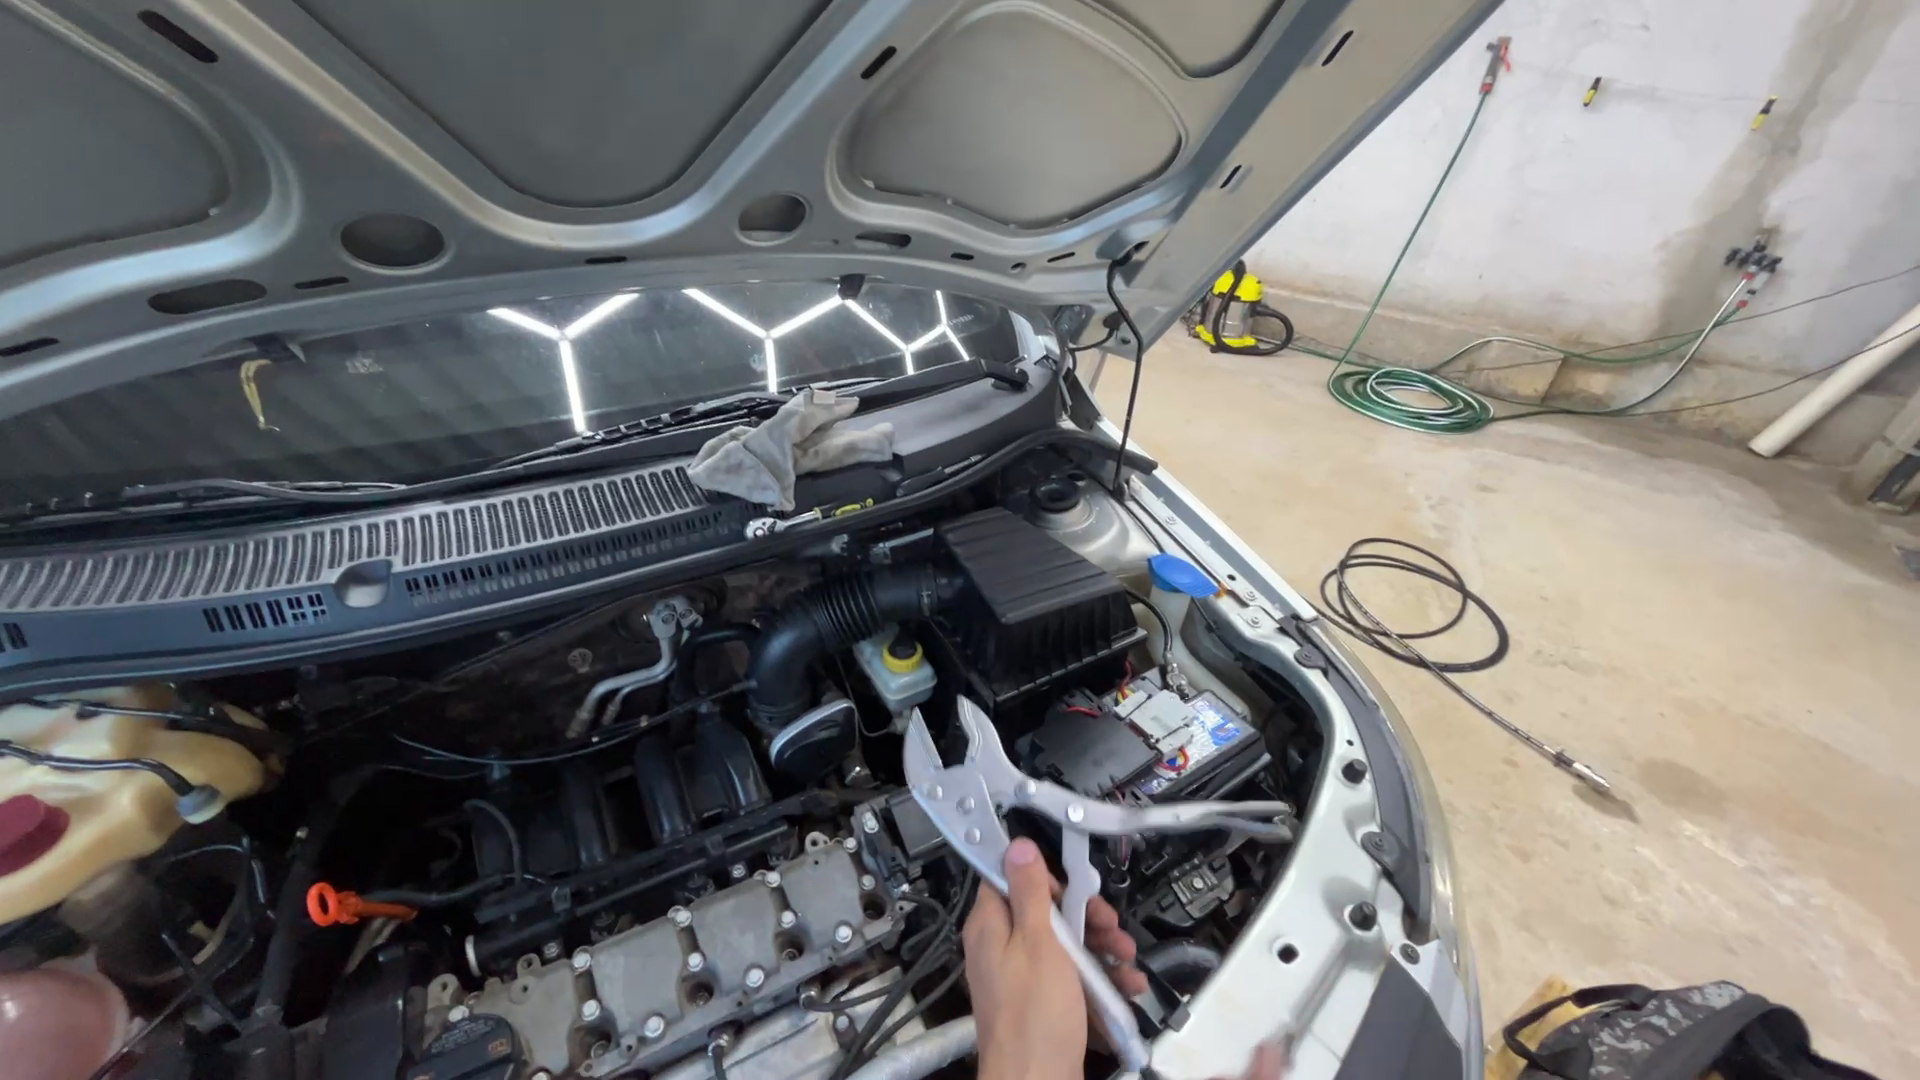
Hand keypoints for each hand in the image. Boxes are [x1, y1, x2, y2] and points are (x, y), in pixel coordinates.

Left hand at [963, 838, 1145, 1079]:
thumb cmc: (1034, 1016)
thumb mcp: (1038, 942)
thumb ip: (1030, 892)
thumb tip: (1017, 846)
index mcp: (990, 926)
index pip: (1010, 879)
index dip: (1045, 878)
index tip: (1074, 885)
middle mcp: (1001, 948)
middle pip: (1045, 913)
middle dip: (1085, 916)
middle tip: (1111, 925)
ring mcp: (1022, 978)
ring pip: (1063, 946)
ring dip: (1100, 948)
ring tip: (1127, 958)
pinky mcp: (1042, 1005)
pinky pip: (1071, 979)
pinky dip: (1098, 979)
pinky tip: (1125, 985)